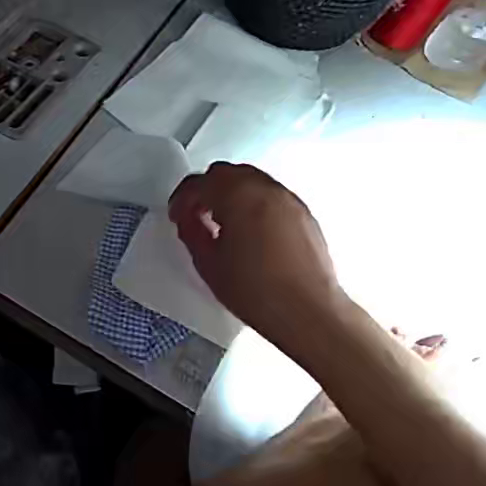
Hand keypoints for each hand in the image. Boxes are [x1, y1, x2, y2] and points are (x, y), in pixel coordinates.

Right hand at [168, 162, 347, 340]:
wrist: (307, 312)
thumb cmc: (256, 291)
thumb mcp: (208, 263)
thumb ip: (192, 232)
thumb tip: (189, 220)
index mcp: (236, 195)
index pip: (198, 183)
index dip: (182, 199)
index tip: (177, 215)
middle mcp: (265, 189)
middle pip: (226, 173)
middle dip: (206, 190)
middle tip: (195, 213)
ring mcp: (288, 200)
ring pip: (250, 180)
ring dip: (230, 194)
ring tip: (221, 223)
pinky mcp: (304, 214)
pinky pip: (271, 196)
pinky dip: (253, 203)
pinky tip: (248, 231)